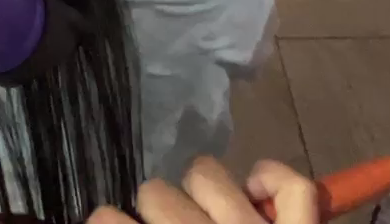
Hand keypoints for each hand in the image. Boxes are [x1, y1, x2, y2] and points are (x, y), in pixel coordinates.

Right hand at [89, 157, 318, 223]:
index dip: (105, 223)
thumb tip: (100, 219)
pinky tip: (255, 201)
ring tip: (203, 222)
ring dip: (200, 198)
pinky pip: (289, 183)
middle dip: (153, 217)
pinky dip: (270, 182)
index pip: (106, 219)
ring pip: (204, 171)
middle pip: (153, 192)